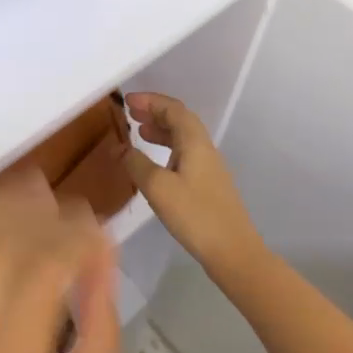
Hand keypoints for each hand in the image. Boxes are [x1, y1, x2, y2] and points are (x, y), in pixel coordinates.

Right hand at [120, 93, 267, 274]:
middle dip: (155, 112)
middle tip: (130, 114)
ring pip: (183, 138)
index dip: (150, 100)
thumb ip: (135, 163)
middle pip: (180, 120)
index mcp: (195, 142)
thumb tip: (118, 148)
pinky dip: (167, 149)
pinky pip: (185, 154)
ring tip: (139, 133)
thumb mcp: (157, 187)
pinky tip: (156, 164)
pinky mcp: (209, 185)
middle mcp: (205, 149)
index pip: (173, 108)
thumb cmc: (195, 214)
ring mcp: (209, 168)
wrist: (234, 252)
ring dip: (161, 130)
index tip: (127, 101)